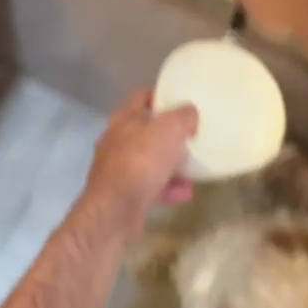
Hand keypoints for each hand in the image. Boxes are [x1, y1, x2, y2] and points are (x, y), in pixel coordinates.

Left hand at [76, 90, 198, 241]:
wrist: (115, 211)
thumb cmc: (141, 161)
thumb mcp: (170, 129)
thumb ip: (183, 116)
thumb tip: (190, 114)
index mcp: (124, 118)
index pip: (142, 96)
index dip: (161, 96)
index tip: (181, 101)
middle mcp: (116, 140)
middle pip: (145, 131)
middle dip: (168, 135)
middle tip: (190, 137)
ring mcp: (116, 169)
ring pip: (148, 161)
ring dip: (170, 165)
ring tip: (192, 171)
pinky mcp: (121, 194)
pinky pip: (148, 186)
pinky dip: (166, 188)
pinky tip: (184, 194)